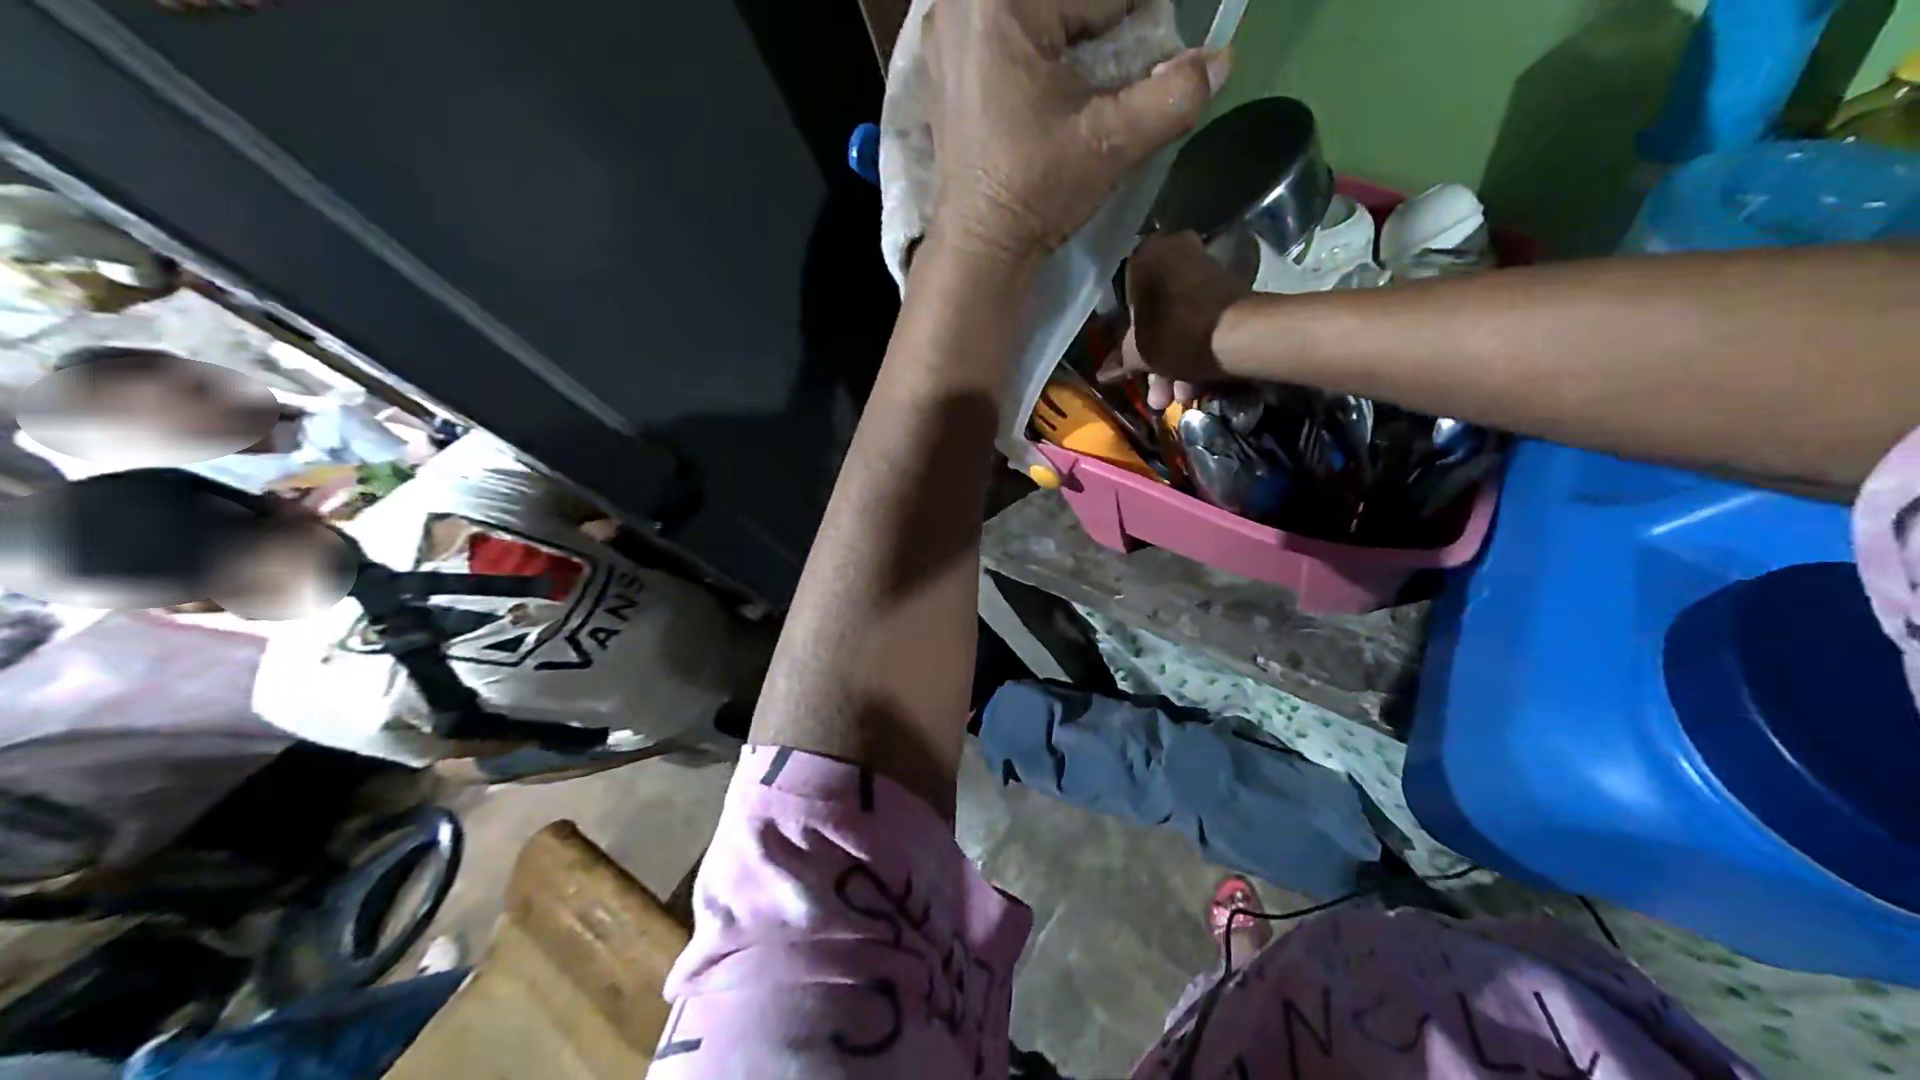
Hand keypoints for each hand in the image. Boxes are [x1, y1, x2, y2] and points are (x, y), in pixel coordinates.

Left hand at [926, 0, 1227, 263]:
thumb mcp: (1112, 143)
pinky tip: (1060, 83)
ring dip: (1080, 34)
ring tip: (1096, 83)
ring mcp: (948, 28)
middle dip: (1108, 26)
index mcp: (999, 2)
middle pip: (1067, 0)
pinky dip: (1047, 44)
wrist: (979, 246)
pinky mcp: (947, 58)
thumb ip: (1176, 95)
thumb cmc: (1036, 193)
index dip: (1143, 20)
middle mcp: (963, 2)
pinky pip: (1013, 26)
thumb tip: (1222, 60)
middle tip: (1130, 68)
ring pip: (1043, 11)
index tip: (1158, 54)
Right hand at [1112, 231, 1251, 407]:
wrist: (1238, 334)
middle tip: (1157, 392)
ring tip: (1179, 398)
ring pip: (1181, 322)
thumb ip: (1121, 360)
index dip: (1125, 338)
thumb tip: (1103, 373)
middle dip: (1156, 360)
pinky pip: (1203, 321)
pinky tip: (1196, 386)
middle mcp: (1177, 253)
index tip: (1130, 362)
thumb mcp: (1138, 353)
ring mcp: (1207, 270)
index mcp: (1147, 257)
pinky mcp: (1231, 290)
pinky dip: (1198, 351)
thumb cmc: (1175, 333)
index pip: (1125, 300)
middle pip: (1156, 315)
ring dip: (1177, 364)